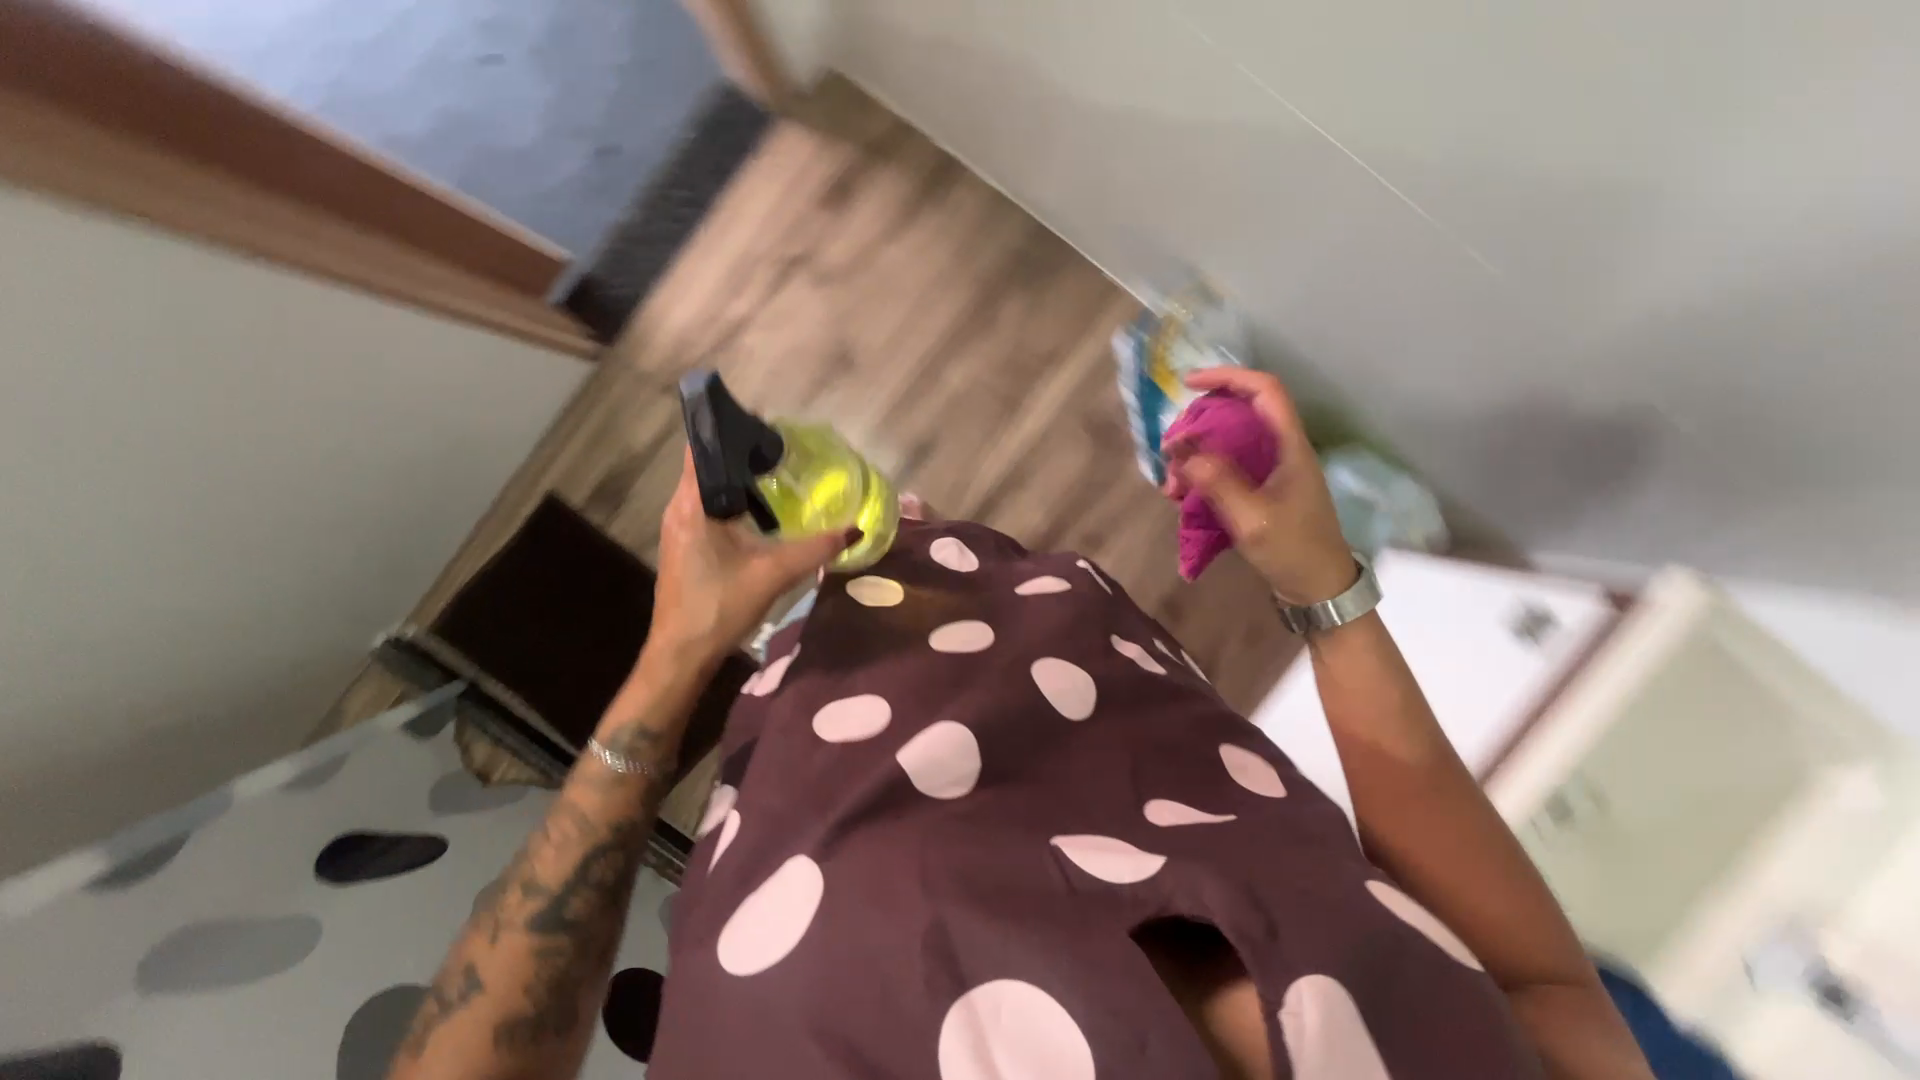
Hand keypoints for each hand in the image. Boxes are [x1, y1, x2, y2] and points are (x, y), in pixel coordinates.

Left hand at [648, 448, 852, 665]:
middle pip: (707, 465)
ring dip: (737, 480)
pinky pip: (707, 508)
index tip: (765, 424)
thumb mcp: (774, 574)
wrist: (681, 655)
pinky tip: (760, 515)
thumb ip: (816, 548)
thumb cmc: (719, 607)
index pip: (702, 448)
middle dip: (741, 454)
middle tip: (781, 449)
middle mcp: (678, 508)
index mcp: (693, 505)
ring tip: (775, 476)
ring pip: (707, 488)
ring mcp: (678, 528)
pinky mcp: (683, 546)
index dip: (730, 430)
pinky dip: (732, 502)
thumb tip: (855, 530)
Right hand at [1165, 367, 1355, 604]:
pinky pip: (1227, 468)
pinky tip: (1182, 495)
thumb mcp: (1254, 519)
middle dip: (1199, 425)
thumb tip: (1182, 451)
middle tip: (1170, 450)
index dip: (1228, 377)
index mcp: (1289, 445)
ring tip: (1171, 483)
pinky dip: (1202, 475)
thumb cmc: (1294, 551)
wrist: (1319, 589)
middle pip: (1238, 413)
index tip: (1189, 385)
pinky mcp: (1262, 490)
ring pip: (1228, 443)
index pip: (1264, 389)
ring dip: (1196, 455)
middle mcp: (1281, 450)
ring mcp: (1272, 470)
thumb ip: (1220, 482)